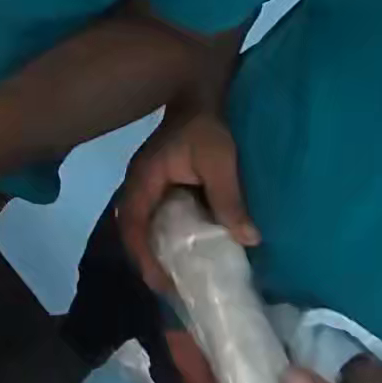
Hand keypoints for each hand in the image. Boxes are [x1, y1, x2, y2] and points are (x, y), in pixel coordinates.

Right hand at [117, 110, 257, 292]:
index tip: (163, 283)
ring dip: (155, 249)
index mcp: (144, 179)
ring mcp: (148, 182)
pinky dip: (165, 235)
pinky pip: (156, 215)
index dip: (144, 256)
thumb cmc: (206, 127)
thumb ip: (229, 198)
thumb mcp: (219, 160)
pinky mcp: (160, 181)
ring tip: (176, 275)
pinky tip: (185, 247)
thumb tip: (248, 240)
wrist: (198, 93)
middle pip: (133, 230)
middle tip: (171, 288)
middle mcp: (139, 184)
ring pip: (143, 224)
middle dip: (147, 259)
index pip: (134, 225)